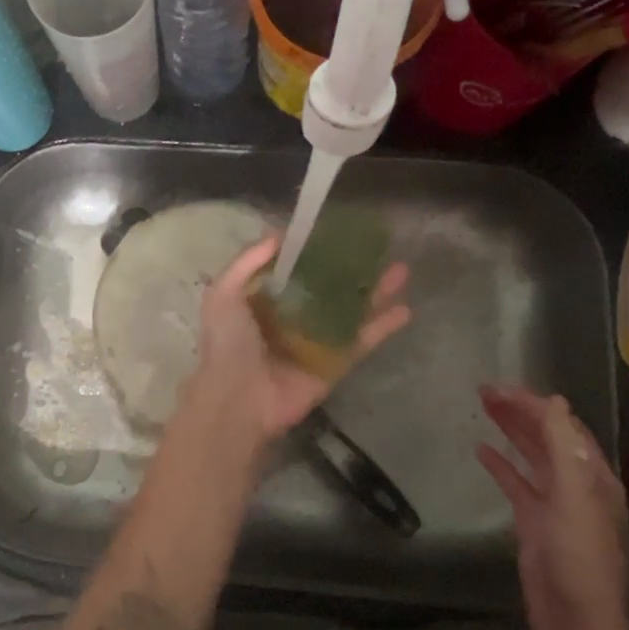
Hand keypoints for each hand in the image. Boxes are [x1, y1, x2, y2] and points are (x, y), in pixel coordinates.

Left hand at [186, 235, 409, 444]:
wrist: (239, 399)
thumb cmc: (228, 343)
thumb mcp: (224, 293)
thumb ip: (248, 261)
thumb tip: (280, 234)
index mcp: (264, 299)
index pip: (294, 268)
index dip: (314, 250)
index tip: (338, 229)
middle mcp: (293, 316)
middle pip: (330, 286)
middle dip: (353, 268)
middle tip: (379, 246)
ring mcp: (317, 340)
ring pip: (352, 310)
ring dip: (375, 292)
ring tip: (402, 270)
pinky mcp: (334, 363)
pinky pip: (361, 341)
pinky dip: (382, 327)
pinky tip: (404, 309)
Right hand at [477, 385, 628, 629]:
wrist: (575, 621)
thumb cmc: (578, 559)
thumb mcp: (573, 499)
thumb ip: (564, 449)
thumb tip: (556, 402)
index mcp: (592, 477)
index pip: (562, 426)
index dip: (532, 404)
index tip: (498, 387)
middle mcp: (576, 485)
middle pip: (546, 437)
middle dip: (519, 411)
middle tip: (484, 390)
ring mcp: (554, 504)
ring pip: (530, 456)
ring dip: (510, 431)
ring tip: (483, 407)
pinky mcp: (534, 522)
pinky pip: (516, 483)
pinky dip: (500, 465)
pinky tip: (480, 450)